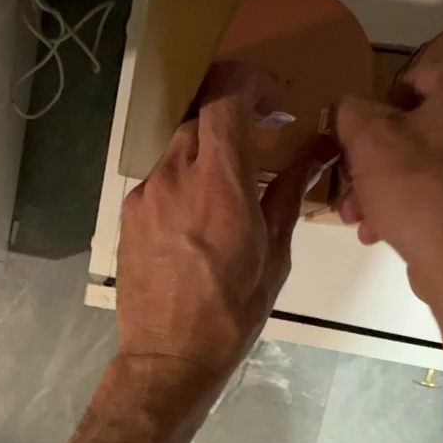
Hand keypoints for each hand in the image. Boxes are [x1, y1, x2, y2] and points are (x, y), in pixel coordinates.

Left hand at [114, 64, 329, 403]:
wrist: (169, 357)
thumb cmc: (231, 314)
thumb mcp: (273, 257)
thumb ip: (288, 195)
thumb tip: (314, 153)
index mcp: (221, 184)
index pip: (226, 97)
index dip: (247, 84)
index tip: (267, 100)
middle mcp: (176, 177)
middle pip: (201, 121)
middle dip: (229, 126)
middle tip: (253, 150)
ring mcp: (146, 195)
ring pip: (177, 152)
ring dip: (203, 160)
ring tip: (221, 199)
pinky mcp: (128, 215)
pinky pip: (158, 182)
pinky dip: (180, 187)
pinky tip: (193, 224)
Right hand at [335, 57, 442, 323]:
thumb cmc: (421, 192)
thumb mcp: (369, 144)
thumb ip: (352, 113)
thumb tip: (350, 106)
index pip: (410, 82)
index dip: (374, 118)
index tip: (354, 151)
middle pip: (419, 129)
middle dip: (377, 165)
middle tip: (352, 197)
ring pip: (431, 163)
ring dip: (390, 190)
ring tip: (364, 223)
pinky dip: (420, 205)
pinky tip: (390, 234)